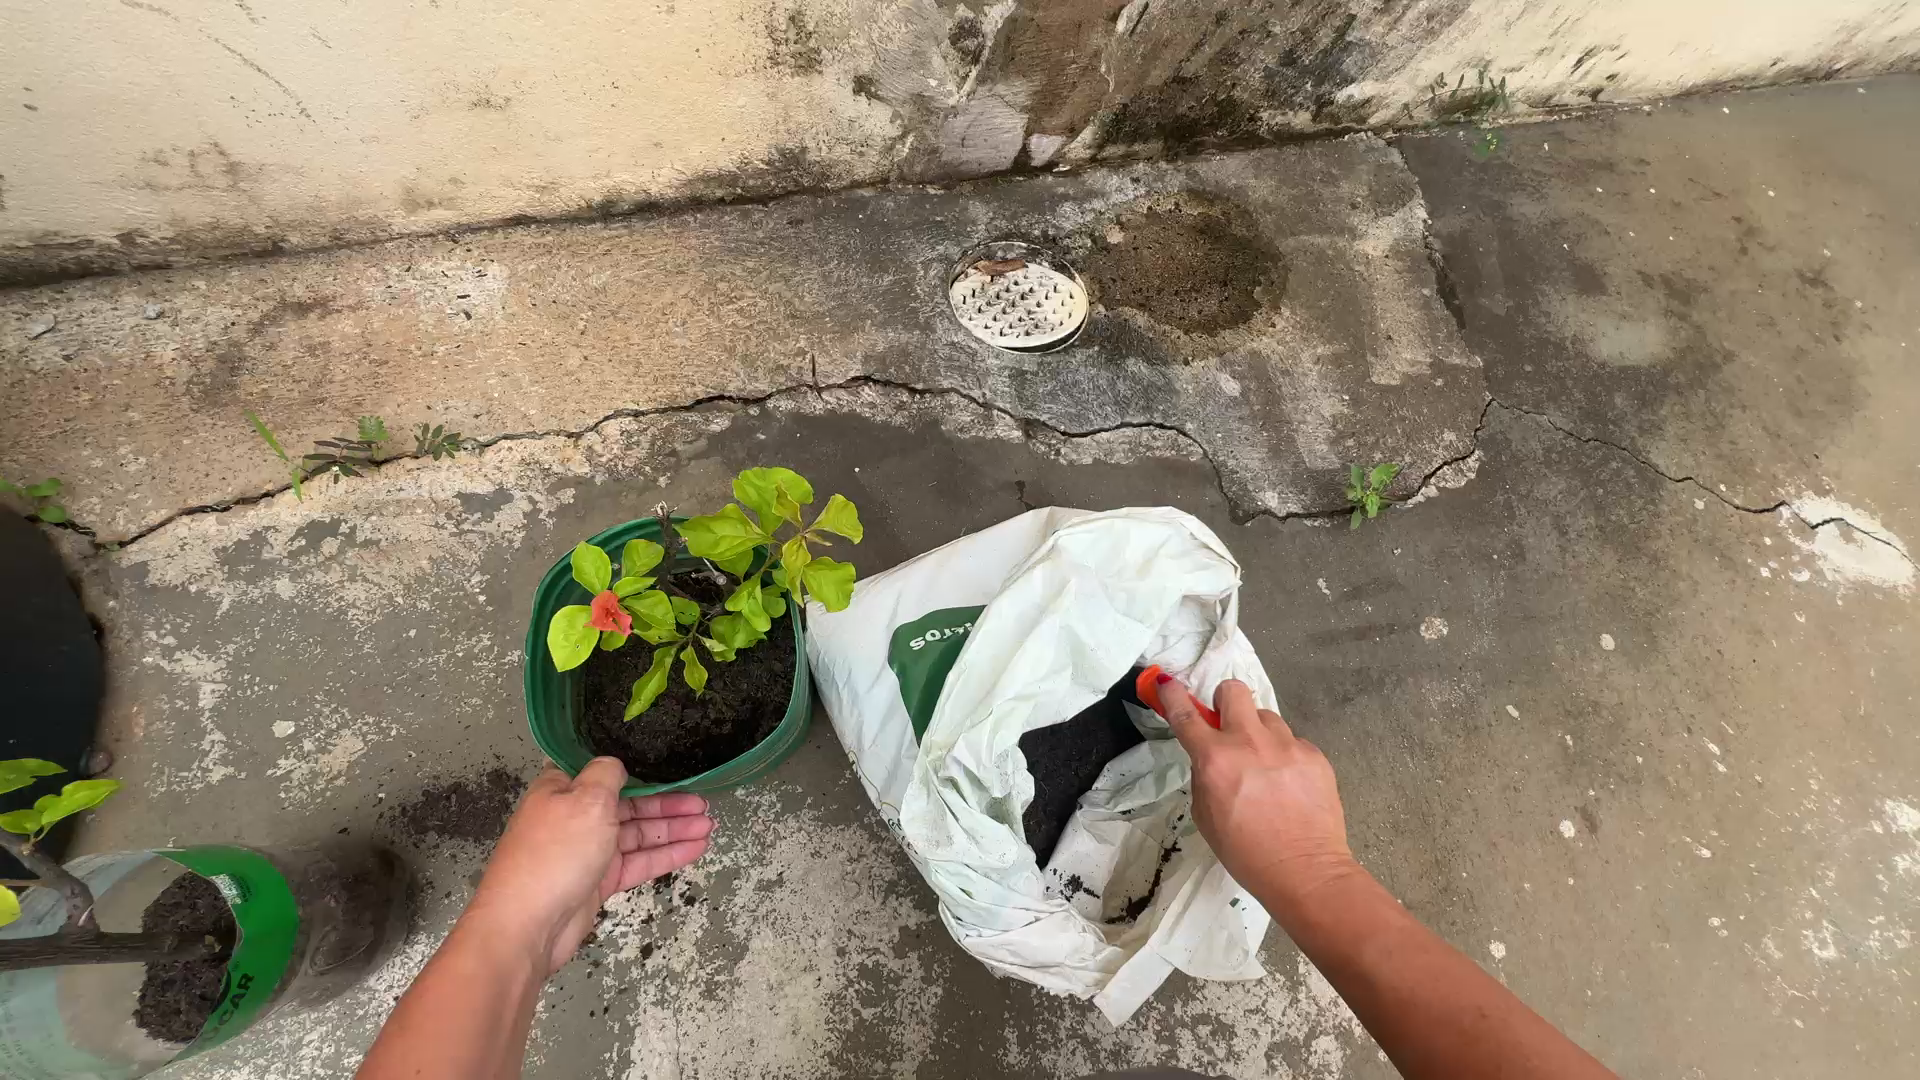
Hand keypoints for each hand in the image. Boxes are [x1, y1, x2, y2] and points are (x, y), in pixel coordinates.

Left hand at [466, 759, 712, 973]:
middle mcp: (576, 816)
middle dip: (668, 802)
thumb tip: (616, 765)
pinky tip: (696, 848)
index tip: (670, 762)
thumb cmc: (555, 853)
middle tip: (703, 803)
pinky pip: (639, 860)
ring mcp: (588, 850)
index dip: (637, 766)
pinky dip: (667, 854)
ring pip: (638, 833)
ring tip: (708, 825)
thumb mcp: (587, 798)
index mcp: (563, 789)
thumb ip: (609, 773)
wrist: (525, 928)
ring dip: (673, 829)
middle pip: (630, 802)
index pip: (604, 769)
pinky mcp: (599, 880)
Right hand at [1157, 675, 1361, 918]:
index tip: (1167, 683)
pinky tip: (1290, 785)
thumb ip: (1204, 774)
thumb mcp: (1204, 814)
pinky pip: (1293, 742)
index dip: (1172, 694)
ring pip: (1266, 717)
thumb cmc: (1244, 852)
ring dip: (1259, 733)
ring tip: (1267, 766)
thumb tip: (1212, 755)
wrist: (1306, 874)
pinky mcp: (1314, 755)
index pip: (1185, 714)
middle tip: (1229, 726)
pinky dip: (1286, 756)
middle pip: (1232, 690)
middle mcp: (1248, 742)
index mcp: (1214, 759)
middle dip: (1225, 702)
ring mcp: (1286, 746)